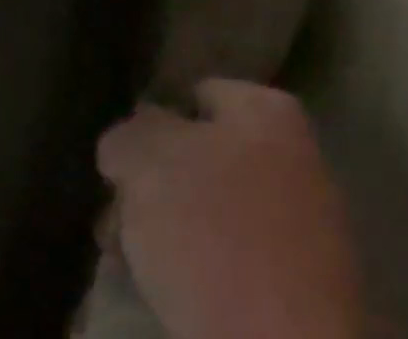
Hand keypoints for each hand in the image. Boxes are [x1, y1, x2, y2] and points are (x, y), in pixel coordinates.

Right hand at [99, 82, 362, 338]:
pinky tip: (163, 289)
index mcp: (270, 110)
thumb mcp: (158, 164)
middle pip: (202, 154)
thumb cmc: (220, 232)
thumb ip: (137, 135)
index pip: (203, 93)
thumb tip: (136, 130)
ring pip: (209, 206)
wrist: (286, 333)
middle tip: (113, 223)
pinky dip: (189, 267)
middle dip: (150, 185)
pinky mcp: (287, 267)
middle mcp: (291, 149)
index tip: (115, 162)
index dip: (154, 120)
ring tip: (128, 261)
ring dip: (162, 231)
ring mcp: (294, 209)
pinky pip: (222, 253)